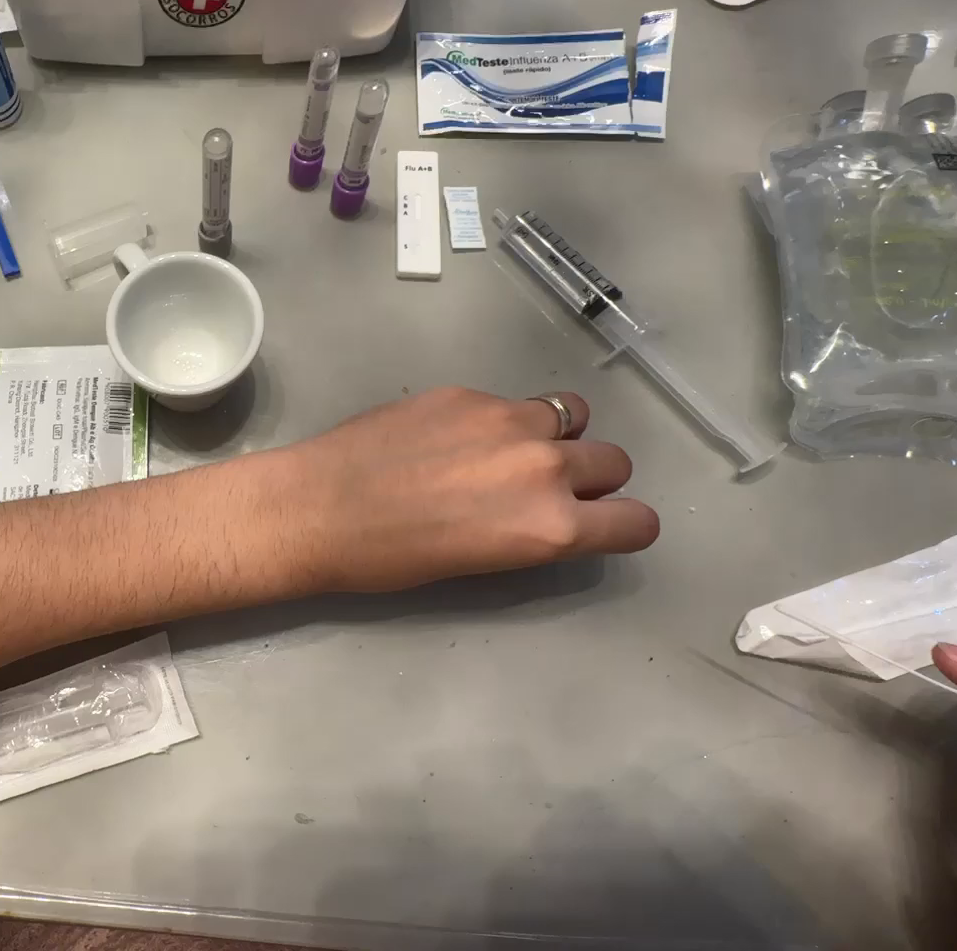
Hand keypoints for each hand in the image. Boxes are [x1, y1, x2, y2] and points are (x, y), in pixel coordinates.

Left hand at [272, 387, 658, 593]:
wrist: (319, 507)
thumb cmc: (388, 559)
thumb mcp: (477, 563)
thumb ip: (528, 531)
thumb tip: (545, 513)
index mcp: (552, 526)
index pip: (637, 522)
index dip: (621, 525)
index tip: (600, 523)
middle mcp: (543, 466)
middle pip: (613, 461)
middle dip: (590, 476)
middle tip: (543, 486)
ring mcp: (503, 419)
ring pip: (569, 414)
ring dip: (552, 434)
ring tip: (504, 450)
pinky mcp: (463, 393)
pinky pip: (507, 402)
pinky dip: (496, 419)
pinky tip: (446, 435)